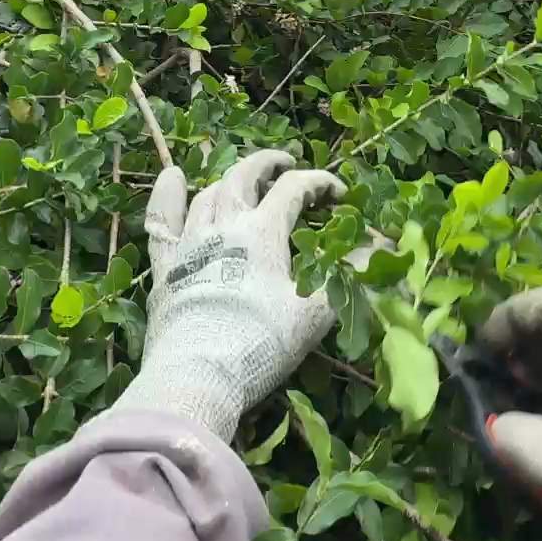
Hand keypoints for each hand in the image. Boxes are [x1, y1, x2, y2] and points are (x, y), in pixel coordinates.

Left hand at [113, 150, 344, 440]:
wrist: (197, 376)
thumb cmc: (261, 342)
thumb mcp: (314, 312)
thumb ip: (347, 276)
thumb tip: (379, 248)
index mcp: (262, 232)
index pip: (294, 188)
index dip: (320, 183)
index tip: (338, 193)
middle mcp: (225, 226)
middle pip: (245, 176)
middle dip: (269, 164)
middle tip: (286, 164)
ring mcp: (190, 243)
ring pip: (209, 193)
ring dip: (230, 179)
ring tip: (243, 179)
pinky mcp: (164, 266)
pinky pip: (161, 220)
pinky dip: (167, 195)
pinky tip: (172, 176)